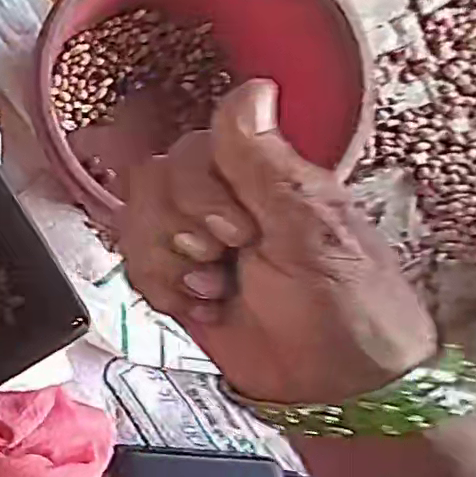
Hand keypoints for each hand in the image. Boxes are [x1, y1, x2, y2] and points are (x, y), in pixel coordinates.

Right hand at [121, 80, 436, 403]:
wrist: (328, 387)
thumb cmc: (344, 307)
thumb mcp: (313, 230)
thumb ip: (265, 163)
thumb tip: (251, 89)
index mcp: (258, 176)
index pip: (191, 150)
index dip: (200, 192)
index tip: (236, 233)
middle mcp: (218, 198)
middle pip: (153, 181)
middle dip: (183, 231)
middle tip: (226, 262)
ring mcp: (190, 237)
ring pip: (134, 221)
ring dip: (168, 263)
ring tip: (214, 289)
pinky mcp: (171, 275)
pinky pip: (132, 261)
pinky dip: (160, 288)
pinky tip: (199, 304)